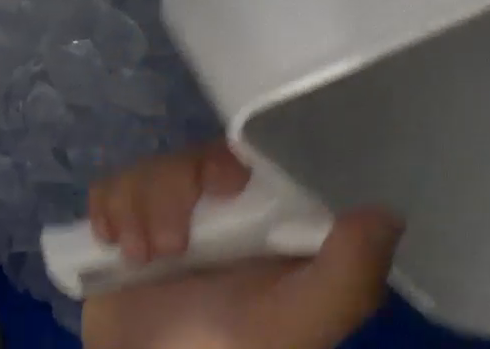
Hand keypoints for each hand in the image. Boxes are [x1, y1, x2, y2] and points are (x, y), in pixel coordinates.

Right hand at [83, 143, 404, 348]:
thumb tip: (385, 211)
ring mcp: (170, 219)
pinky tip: (108, 243)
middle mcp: (223, 220)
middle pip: (187, 162)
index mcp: (271, 234)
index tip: (216, 189)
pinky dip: (104, 209)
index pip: (251, 165)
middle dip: (164, 197)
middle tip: (164, 248)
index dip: (226, 164)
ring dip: (130, 209)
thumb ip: (343, 278)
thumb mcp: (295, 325)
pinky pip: (108, 185)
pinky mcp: (124, 222)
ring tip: (133, 256)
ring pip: (143, 170)